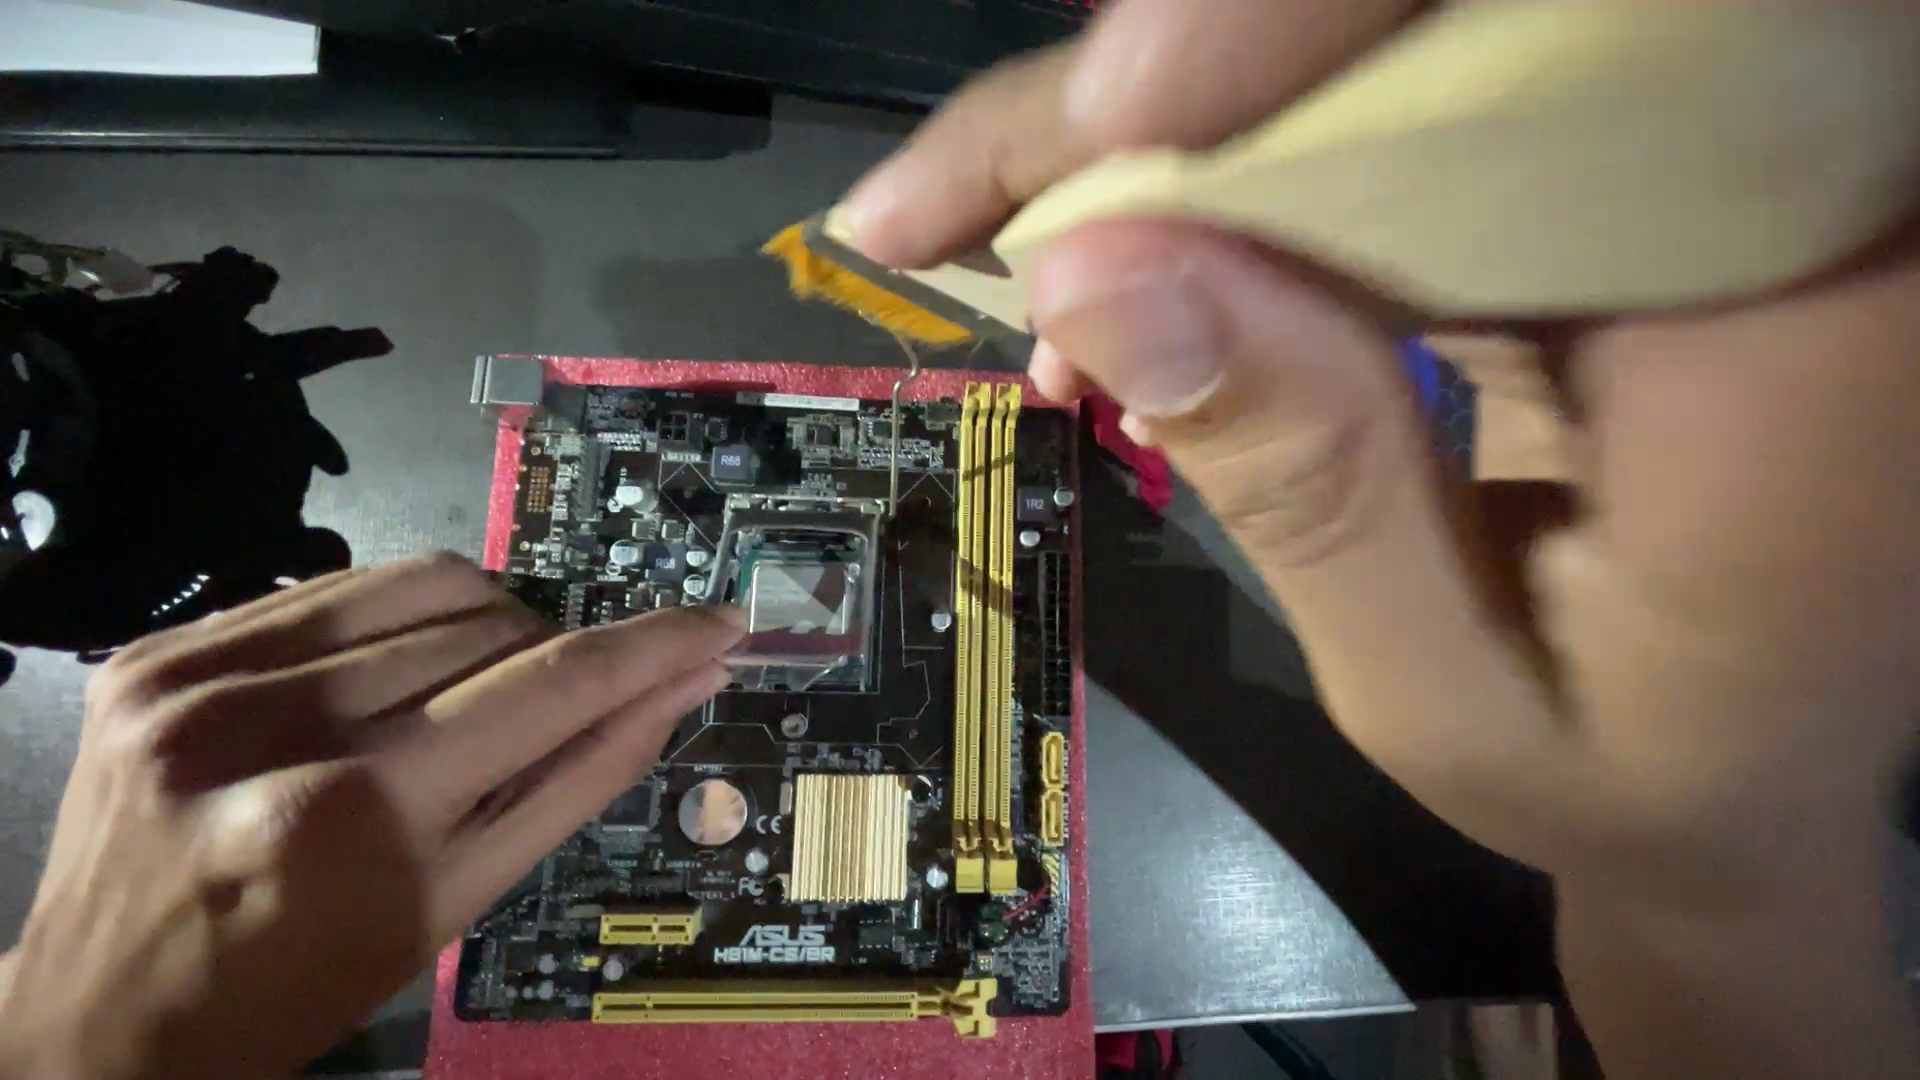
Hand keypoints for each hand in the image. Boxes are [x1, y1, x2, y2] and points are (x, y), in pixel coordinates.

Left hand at [0, 555, 742, 1079]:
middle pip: (501, 630)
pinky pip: (357, 582)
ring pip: (439, 586)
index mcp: (359, 810)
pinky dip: (420, 612)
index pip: (557, 685)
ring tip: (478, 692)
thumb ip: (592, 769)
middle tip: (552, 712)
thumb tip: (689, 684)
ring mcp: (200, 674)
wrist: (96, 1024)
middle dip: (561, 658)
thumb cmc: (316, 974)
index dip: (656, 645)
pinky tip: (406, 667)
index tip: (720, 623)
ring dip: (499, 627)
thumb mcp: (473, 890)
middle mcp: (271, 721)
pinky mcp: (163, 649)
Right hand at [847, 1, 1919, 1075]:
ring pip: (1378, 85)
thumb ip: (1301, 485)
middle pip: (1425, 51)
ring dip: (1158, 172)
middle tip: (951, 199)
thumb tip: (1095, 276)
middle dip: (1160, 115)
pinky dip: (1216, 206)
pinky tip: (1121, 290)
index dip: (1297, 35)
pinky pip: (1376, 147)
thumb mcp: (1435, 689)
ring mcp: (1684, 188)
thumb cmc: (1612, 778)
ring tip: (1010, 266)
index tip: (1100, 101)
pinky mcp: (1587, 203)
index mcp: (1807, 336)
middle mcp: (1782, 200)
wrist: (1742, 782)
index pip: (1554, 71)